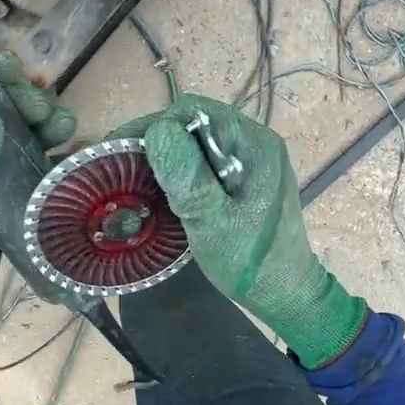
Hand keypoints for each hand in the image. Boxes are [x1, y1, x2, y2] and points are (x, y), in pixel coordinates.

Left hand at [0, 52, 75, 380]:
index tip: (13, 73)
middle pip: (3, 102)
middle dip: (26, 94)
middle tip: (40, 107)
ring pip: (29, 128)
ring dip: (50, 118)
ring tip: (63, 125)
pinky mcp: (22, 192)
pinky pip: (46, 163)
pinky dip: (64, 152)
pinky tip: (77, 149)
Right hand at [113, 95, 365, 367]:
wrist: (285, 292)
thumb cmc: (249, 262)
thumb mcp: (212, 222)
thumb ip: (188, 178)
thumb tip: (157, 130)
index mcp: (251, 145)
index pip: (193, 112)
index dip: (151, 127)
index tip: (120, 152)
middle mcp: (255, 142)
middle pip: (194, 123)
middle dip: (155, 141)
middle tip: (120, 168)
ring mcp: (252, 160)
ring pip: (198, 142)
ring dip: (166, 156)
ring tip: (135, 179)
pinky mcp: (247, 178)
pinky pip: (207, 161)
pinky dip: (181, 170)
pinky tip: (163, 191)